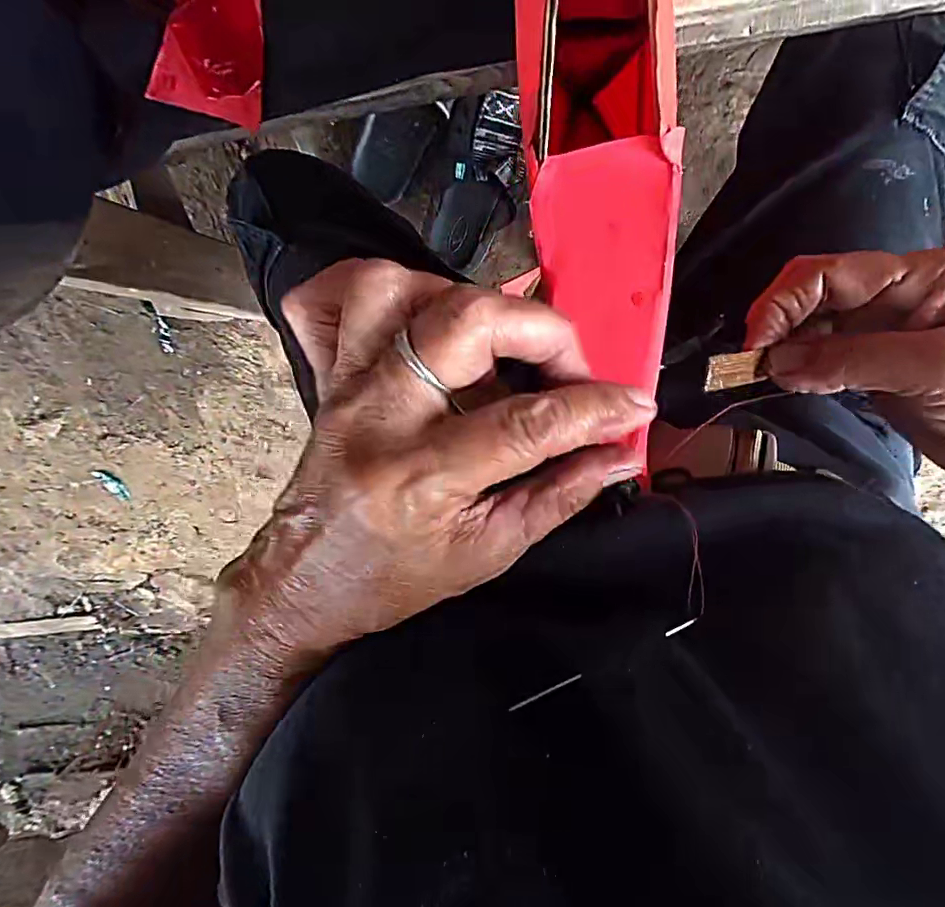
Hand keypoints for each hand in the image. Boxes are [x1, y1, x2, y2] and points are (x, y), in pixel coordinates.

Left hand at [208, 259, 654, 675]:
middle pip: (466, 323)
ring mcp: (347, 385)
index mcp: (424, 478)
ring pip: (399, 287)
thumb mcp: (490, 552)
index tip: (636, 405)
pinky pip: (339, 295)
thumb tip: (618, 455)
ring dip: (469, 301)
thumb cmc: (399, 578)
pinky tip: (430, 318)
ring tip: (503, 343)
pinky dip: (393, 288)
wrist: (309, 582)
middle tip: (571, 369)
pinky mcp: (328, 373)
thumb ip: (559, 496)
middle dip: (542, 332)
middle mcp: (380, 416)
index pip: (528, 423)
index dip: (594, 407)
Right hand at [746, 249, 944, 483]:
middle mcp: (895, 300)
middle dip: (776, 327)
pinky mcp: (874, 372)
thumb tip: (783, 363)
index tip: (757, 345)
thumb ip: (858, 360)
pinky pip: (822, 363)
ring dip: (783, 353)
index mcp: (920, 277)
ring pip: (812, 331)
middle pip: (814, 298)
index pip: (830, 274)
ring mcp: (882, 337)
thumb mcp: (941, 367)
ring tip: (764, 379)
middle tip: (751, 367)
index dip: (783, 303)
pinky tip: (788, 386)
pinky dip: (798, 373)